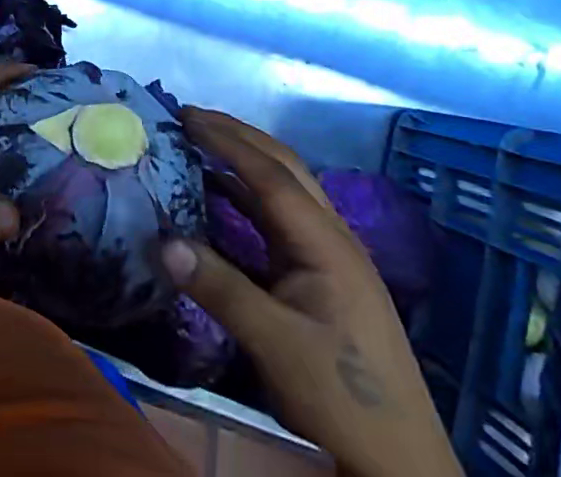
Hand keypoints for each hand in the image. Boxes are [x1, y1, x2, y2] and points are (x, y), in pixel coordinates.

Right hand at [164, 107, 461, 476]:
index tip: (185, 117)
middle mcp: (331, 237)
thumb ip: (220, 288)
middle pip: (284, 169)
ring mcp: (328, 256)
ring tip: (199, 142)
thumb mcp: (276, 343)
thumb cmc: (341, 395)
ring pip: (283, 190)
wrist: (398, 458)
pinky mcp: (320, 276)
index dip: (227, 142)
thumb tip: (162, 241)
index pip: (271, 175)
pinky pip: (276, 220)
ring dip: (242, 161)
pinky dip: (244, 197)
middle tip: (189, 117)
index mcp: (327, 242)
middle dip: (238, 136)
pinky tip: (219, 196)